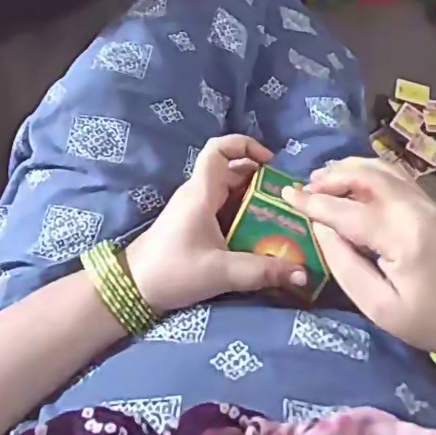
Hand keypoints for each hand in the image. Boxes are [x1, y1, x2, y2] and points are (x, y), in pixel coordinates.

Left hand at [125, 135, 308, 312]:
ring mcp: (194, 209)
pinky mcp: (193, 224)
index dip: (245, 146)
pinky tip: (259, 233)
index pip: (218, 149)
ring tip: (280, 215)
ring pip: (229, 191)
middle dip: (261, 179)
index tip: (270, 163)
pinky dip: (243, 213)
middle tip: (286, 198)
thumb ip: (262, 271)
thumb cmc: (172, 271)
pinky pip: (223, 208)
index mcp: (201, 193)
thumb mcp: (221, 272)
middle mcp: (197, 194)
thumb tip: (302, 274)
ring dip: (253, 198)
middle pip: (232, 170)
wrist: (132, 289)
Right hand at [282, 157, 435, 359]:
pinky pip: (396, 176)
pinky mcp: (432, 207)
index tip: (285, 194)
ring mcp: (427, 204)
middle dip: (330, 176)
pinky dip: (369, 172)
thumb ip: (344, 263)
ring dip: (349, 169)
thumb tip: (321, 228)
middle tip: (304, 188)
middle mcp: (415, 209)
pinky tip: (353, 181)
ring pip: (382, 169)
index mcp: (402, 236)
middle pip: (366, 175)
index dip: (312, 201)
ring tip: (322, 180)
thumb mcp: (378, 306)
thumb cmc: (430, 322)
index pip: (346, 210)